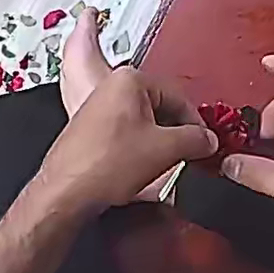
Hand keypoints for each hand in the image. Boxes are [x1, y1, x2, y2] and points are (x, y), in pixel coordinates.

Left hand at [32, 67, 217, 214]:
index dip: (196, 123)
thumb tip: (207, 139)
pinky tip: (141, 168)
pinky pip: (127, 133)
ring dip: (159, 142)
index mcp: (130, 80)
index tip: (204, 142)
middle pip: (161, 107)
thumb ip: (196, 139)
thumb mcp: (166, 149)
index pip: (179, 97)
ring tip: (162, 164)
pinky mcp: (91, 129)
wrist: (66, 193)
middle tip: (187, 154)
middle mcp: (111, 87)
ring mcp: (98, 107)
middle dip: (176, 133)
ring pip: (145, 122)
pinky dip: (139, 148)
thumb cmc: (107, 164)